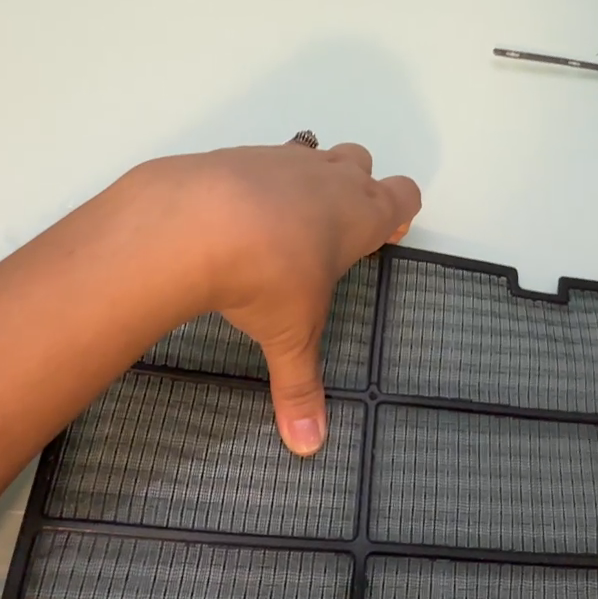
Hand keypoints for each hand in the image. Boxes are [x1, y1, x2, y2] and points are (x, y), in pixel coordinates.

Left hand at [120, 141, 419, 455]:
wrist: (193, 222)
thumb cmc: (268, 275)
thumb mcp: (292, 334)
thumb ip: (301, 386)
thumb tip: (309, 444)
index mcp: (361, 214)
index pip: (405, 194)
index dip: (400, 212)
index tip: (385, 234)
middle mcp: (329, 178)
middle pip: (363, 162)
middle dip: (355, 190)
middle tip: (332, 231)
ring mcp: (284, 159)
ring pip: (313, 155)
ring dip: (306, 183)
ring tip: (280, 227)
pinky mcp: (239, 154)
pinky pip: (261, 161)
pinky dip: (256, 183)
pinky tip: (232, 220)